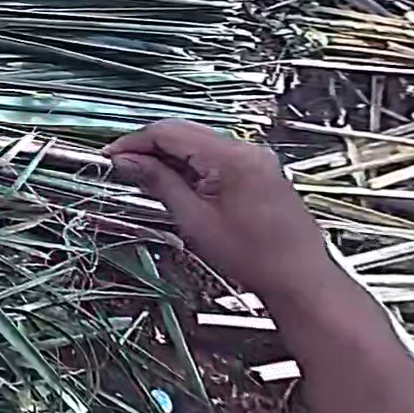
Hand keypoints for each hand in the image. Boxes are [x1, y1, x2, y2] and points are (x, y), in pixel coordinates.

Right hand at [105, 120, 336, 302]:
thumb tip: (128, 160)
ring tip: (142, 173)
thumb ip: (158, 181)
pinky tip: (172, 179)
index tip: (111, 155)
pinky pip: (210, 153)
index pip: (168, 133)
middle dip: (146, 145)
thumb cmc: (256, 257)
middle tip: (121, 163)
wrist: (302, 281)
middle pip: (181, 131)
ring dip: (164, 153)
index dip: (133, 142)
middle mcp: (246, 150)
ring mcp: (253, 158)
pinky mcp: (255, 168)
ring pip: (194, 140)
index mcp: (231, 158)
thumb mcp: (193, 219)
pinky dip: (186, 162)